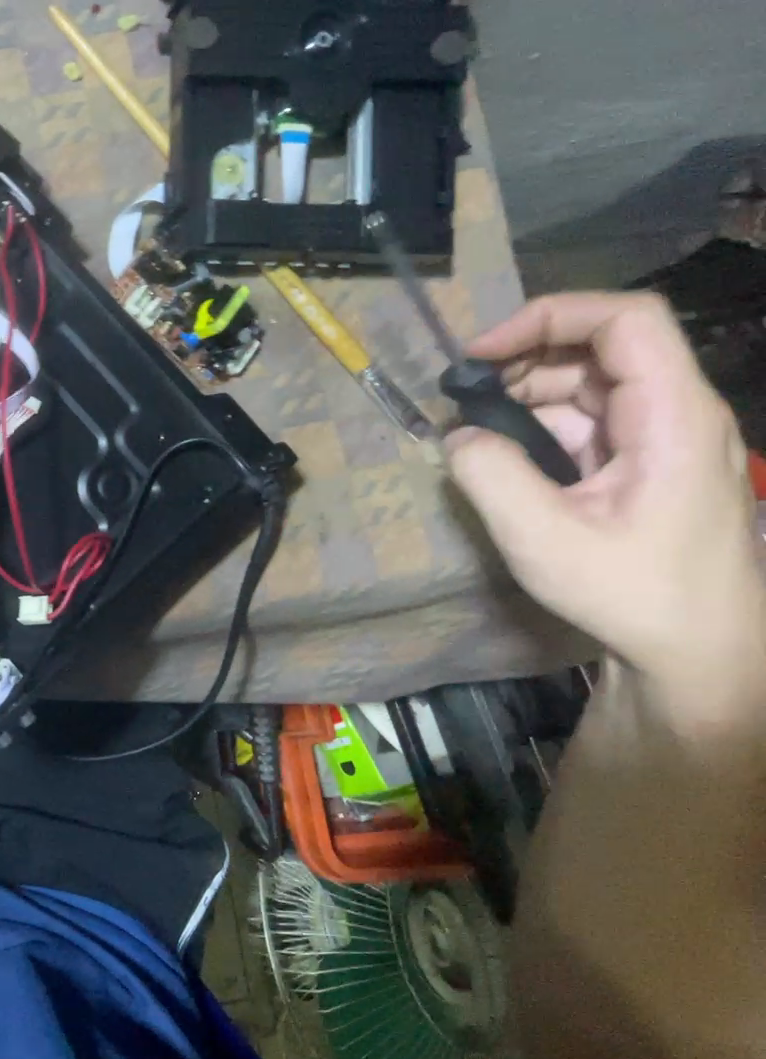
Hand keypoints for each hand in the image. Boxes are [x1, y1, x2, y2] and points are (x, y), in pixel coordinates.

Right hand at [446, 292, 765, 690]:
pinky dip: (535, 426)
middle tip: (458, 399)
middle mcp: (676, 413)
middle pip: (600, 348)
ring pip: (588, 384)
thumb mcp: (543, 538)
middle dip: (522, 361)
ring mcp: (661, 438)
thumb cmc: (631, 591)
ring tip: (469, 431)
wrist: (697, 646)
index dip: (548, 318)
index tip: (478, 355)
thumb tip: (456, 435)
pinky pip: (586, 421)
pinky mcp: (643, 462)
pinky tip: (500, 456)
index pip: (626, 321)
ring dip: (523, 396)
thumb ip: (490, 476)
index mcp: (672, 416)